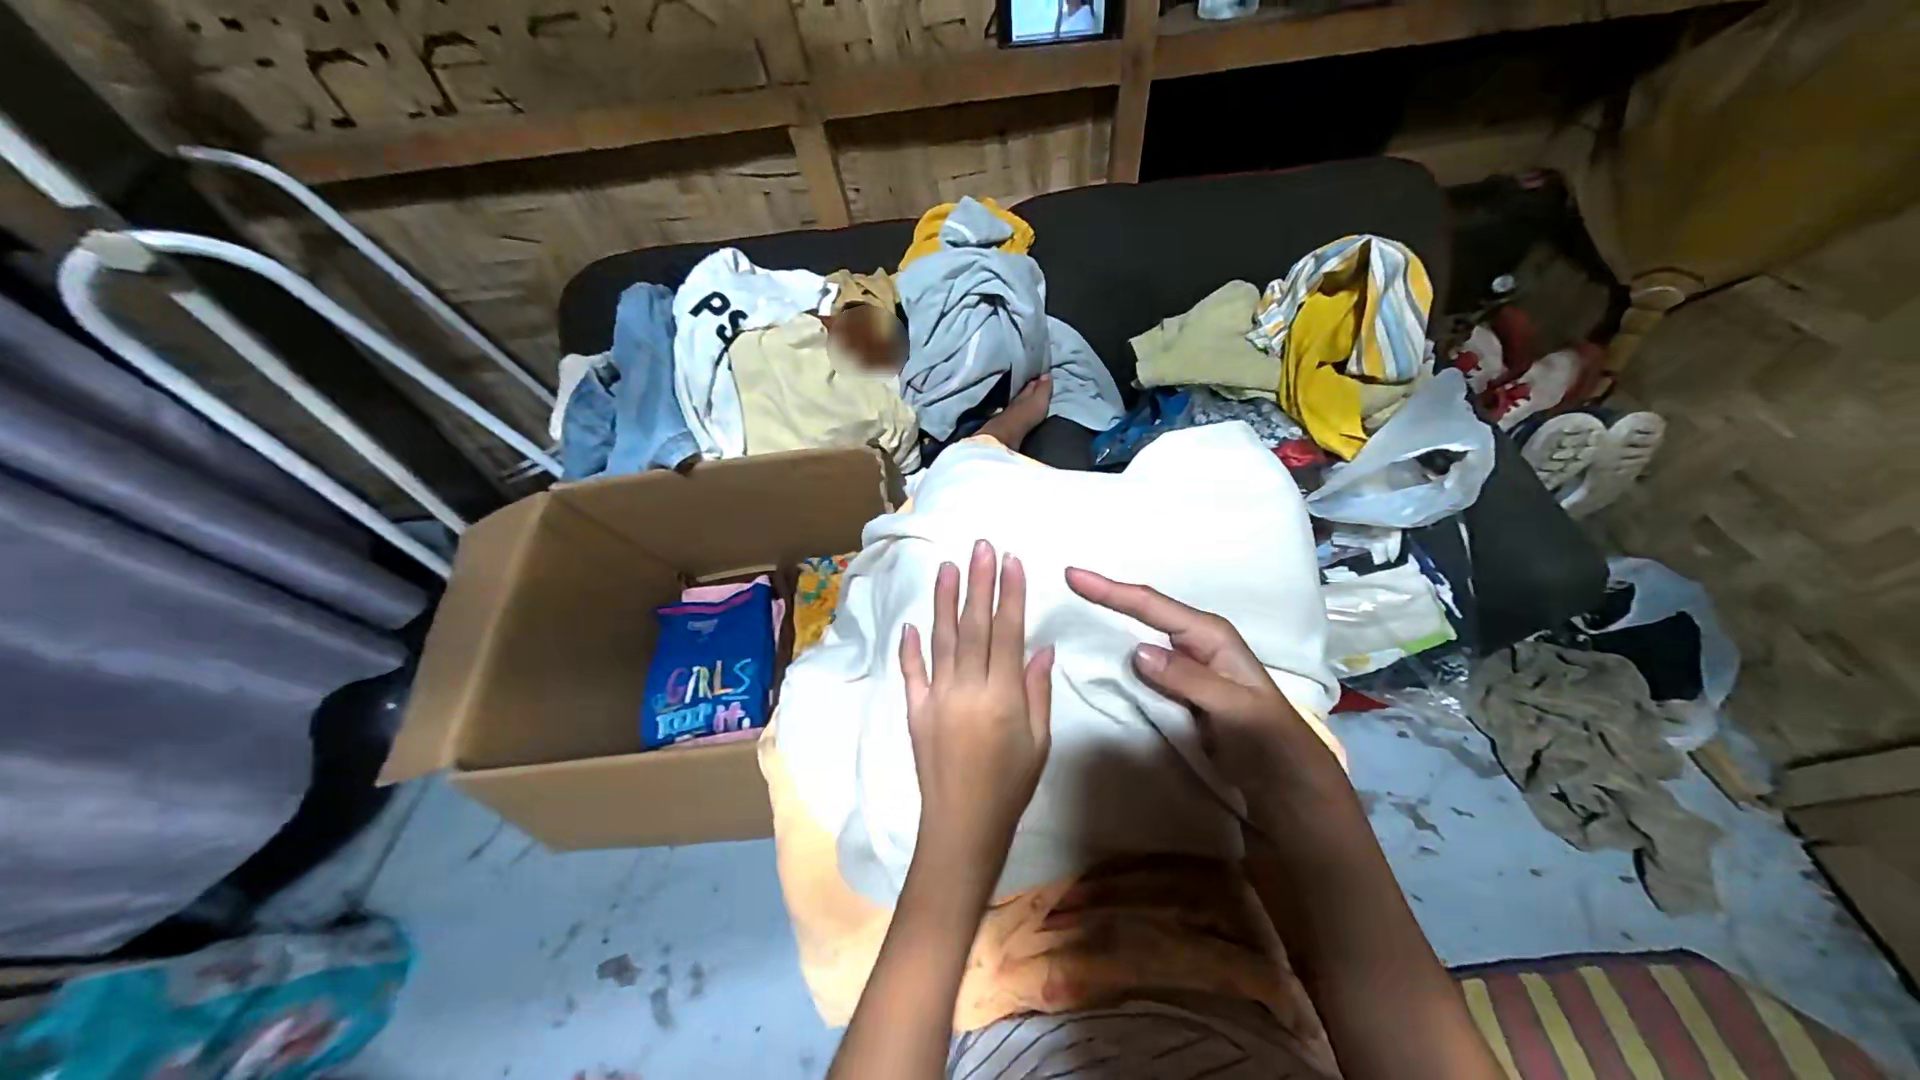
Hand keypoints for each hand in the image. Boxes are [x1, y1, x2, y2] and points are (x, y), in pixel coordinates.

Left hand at [900, 540, 1053, 886]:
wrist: (962, 826)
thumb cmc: (1011, 786)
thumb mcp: (1039, 741)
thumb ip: (1037, 692)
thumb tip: (1041, 648)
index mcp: (1002, 696)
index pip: (1008, 633)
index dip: (1010, 594)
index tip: (1011, 560)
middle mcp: (967, 688)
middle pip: (974, 626)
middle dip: (979, 583)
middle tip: (980, 546)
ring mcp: (936, 698)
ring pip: (940, 640)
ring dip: (943, 601)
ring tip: (947, 567)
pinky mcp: (914, 711)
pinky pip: (911, 674)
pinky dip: (910, 648)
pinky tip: (911, 624)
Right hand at [1063, 567, 1346, 809]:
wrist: (1285, 779)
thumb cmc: (1269, 738)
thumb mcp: (1236, 709)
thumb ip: (1190, 680)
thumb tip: (1136, 651)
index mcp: (1209, 635)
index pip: (1152, 605)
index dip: (1111, 590)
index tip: (1073, 575)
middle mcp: (1193, 641)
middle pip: (1142, 610)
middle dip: (1106, 594)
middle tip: (1067, 580)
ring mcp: (1183, 663)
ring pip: (1138, 634)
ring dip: (1108, 619)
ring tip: (1071, 604)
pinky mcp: (1175, 686)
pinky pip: (1139, 663)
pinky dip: (1116, 652)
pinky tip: (1096, 648)